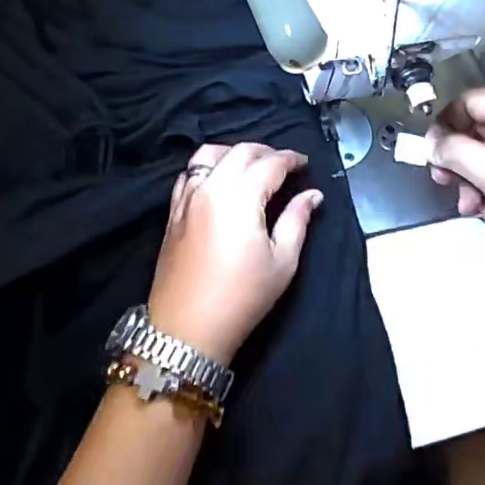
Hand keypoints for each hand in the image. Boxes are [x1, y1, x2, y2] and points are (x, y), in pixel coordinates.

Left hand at [147, 143, 323, 362]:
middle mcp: (211, 188)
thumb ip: (297, 219)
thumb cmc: (241, 298)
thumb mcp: (283, 261)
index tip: (305, 164)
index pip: (271, 163)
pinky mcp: (172, 215)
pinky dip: (208, 168)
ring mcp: (186, 200)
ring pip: (209, 155)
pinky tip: (220, 183)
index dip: (292, 159)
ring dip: (235, 154)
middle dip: (267, 152)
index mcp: (240, 196)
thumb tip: (312, 195)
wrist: (184, 334)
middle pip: (241, 151)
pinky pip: (189, 175)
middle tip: (284, 165)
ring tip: (251, 168)